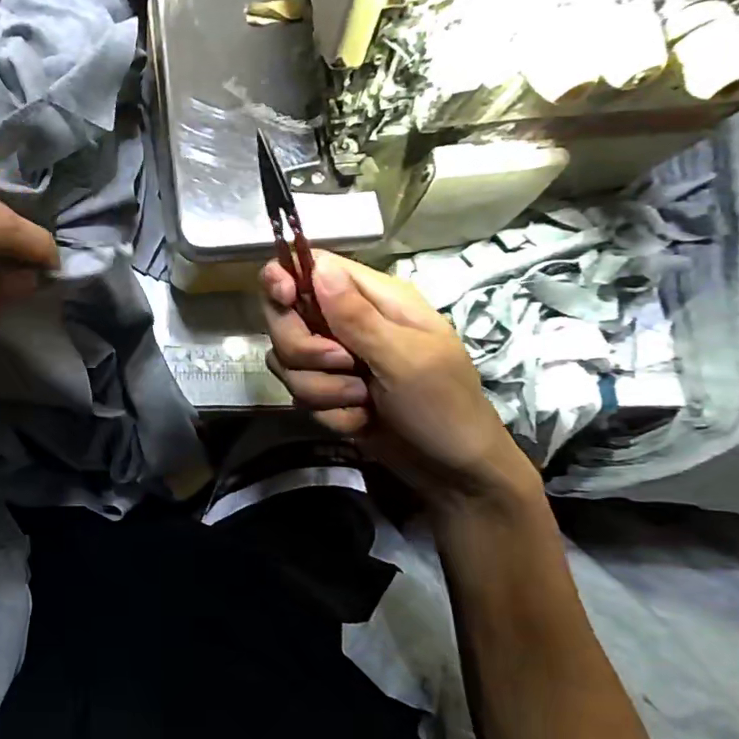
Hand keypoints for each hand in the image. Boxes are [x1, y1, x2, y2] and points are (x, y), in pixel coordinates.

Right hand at [261, 251, 539, 507]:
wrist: (455, 472)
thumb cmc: (444, 405)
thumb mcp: (405, 358)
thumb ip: (357, 316)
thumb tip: (318, 267)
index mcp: (376, 298)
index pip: (314, 267)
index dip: (286, 277)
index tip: (283, 299)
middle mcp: (349, 322)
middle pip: (286, 316)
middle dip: (304, 349)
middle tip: (342, 365)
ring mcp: (336, 359)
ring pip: (288, 362)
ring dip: (322, 389)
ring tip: (363, 402)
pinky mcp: (329, 392)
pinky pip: (300, 394)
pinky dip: (329, 413)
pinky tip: (361, 421)